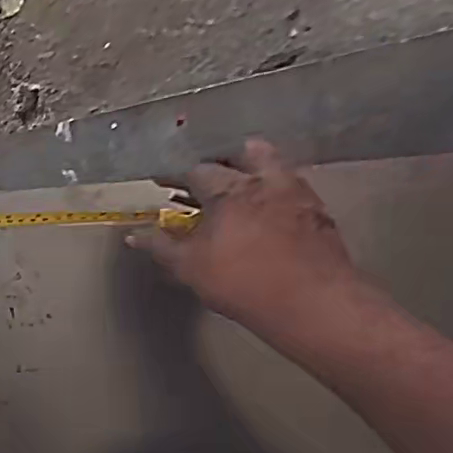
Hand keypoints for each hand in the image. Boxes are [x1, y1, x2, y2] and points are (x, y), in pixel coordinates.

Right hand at [128, 137, 369, 337]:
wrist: (308, 300)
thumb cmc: (238, 280)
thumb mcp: (188, 266)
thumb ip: (161, 246)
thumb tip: (134, 236)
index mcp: (229, 191)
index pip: (197, 171)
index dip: (175, 175)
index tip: (161, 181)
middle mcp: (266, 181)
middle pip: (243, 153)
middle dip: (220, 160)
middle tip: (202, 176)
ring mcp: (297, 193)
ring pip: (273, 165)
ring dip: (251, 170)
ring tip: (233, 189)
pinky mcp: (318, 210)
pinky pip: (290, 186)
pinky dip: (270, 190)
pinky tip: (260, 210)